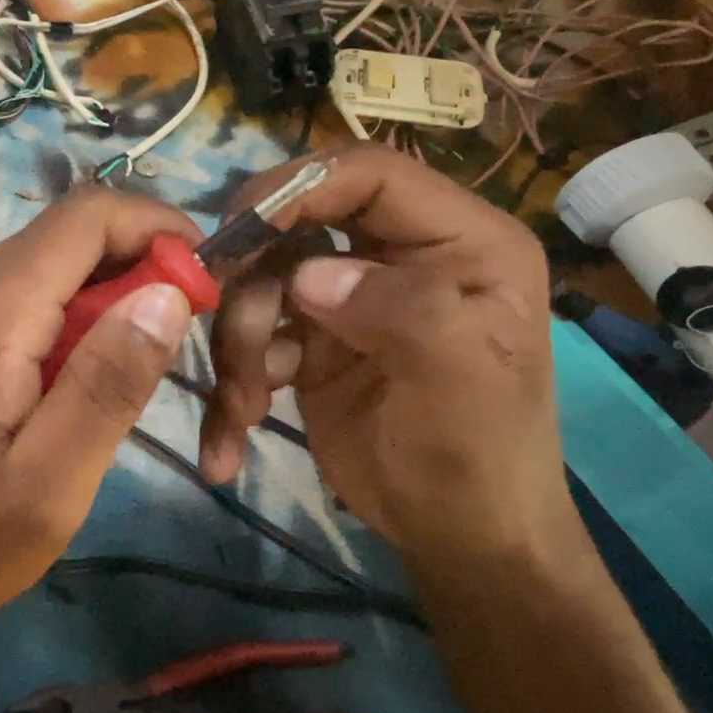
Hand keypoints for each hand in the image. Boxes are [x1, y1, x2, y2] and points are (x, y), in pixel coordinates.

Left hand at [0, 188, 198, 633]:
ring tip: (135, 370)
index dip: (158, 231)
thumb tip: (168, 293)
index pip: (86, 216)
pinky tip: (79, 381)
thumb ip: (107, 385)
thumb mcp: (49, 482)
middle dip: (139, 266)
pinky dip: (70, 317)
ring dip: (107, 295)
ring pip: (49, 262)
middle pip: (69, 233)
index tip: (205, 290)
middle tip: (177, 343)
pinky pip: (23, 295)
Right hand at [199, 145, 568, 561]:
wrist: (458, 536)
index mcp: (457, 243)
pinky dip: (232, 386)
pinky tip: (232, 437)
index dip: (301, 187)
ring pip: (259, 287)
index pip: (370, 176)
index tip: (240, 230)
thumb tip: (307, 275)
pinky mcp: (308, 345)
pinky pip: (251, 341)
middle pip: (294, 231)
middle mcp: (395, 259)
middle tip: (232, 342)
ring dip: (238, 347)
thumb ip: (399, 310)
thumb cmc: (480, 454)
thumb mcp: (460, 379)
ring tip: (245, 408)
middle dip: (251, 286)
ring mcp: (346, 302)